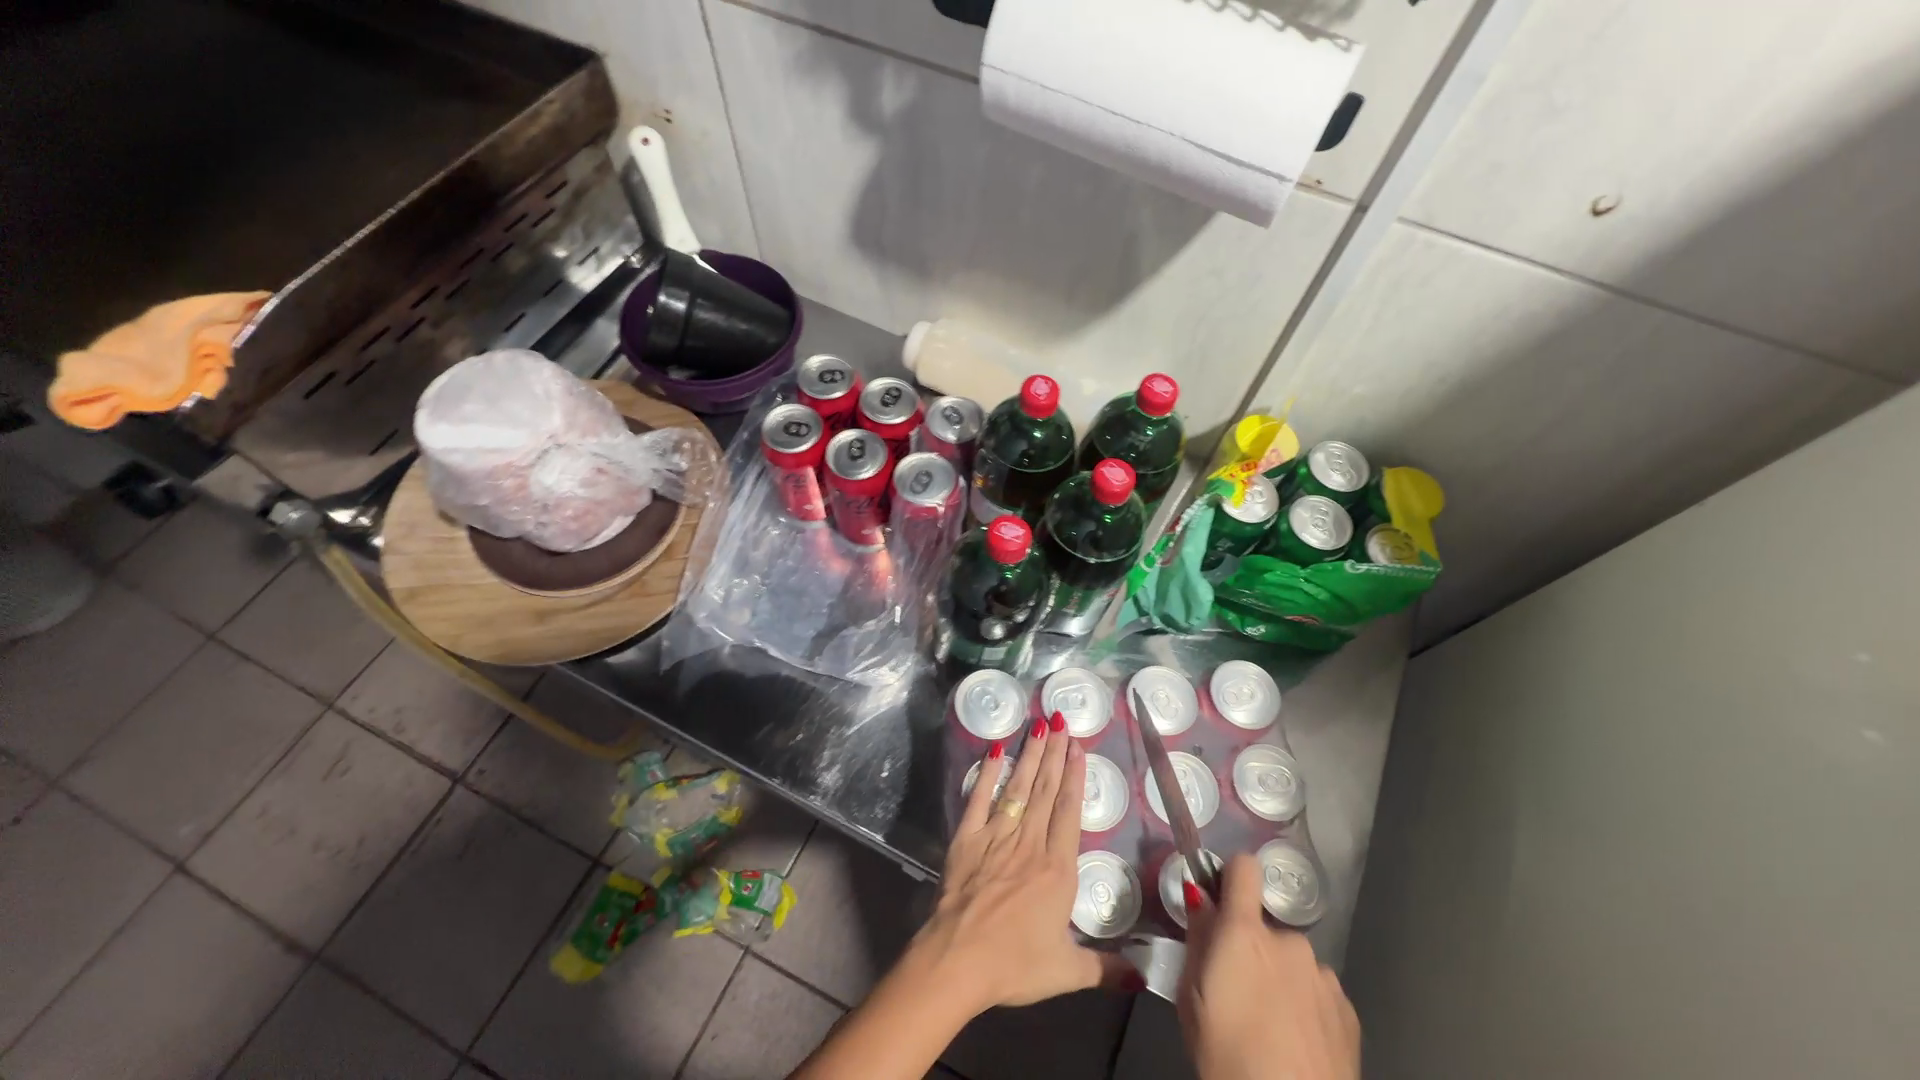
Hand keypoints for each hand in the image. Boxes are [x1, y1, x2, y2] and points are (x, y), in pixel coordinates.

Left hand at [908, 711, 1132, 1013]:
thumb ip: (1107, 968)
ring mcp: (996, 838)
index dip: (1075, 777)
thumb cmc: (1014, 966)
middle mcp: (1029, 844)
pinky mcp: (966, 841)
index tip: (1079, 747)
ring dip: (1030, 757)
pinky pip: (978, 801)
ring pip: (1018, 789)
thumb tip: (1145, 976)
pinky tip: (994, 752)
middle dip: (1055, 754)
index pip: (1069, 812)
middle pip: (1046, 791)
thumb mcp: (1067, 971)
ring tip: (1039, 726)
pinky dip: (986, 775)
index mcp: (1058, 869)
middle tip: (1061, 721)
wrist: (957, 961)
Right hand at [1179, 855, 1359, 1079]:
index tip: (1218, 901)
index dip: (1230, 877)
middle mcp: (1289, 942)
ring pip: (1292, 964)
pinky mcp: (1348, 1010)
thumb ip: (1197, 941)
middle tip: (1236, 995)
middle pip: (1265, 930)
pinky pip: (1317, 993)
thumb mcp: (1189, 999)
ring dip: (1280, 982)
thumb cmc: (1225, 1056)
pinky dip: (1304, 1009)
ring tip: (1268, 1029)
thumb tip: (1202, 901)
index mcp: (1244, 934)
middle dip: (1251, 952)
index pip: (1244, 869)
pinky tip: (1295, 1046)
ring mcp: (1324, 976)